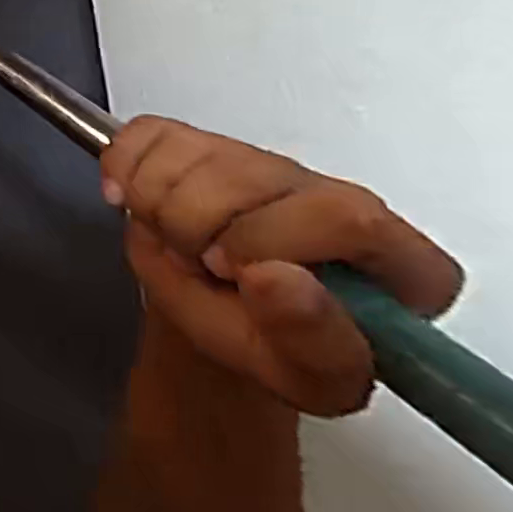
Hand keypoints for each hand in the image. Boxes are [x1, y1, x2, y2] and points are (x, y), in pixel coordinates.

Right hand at [103, 117, 462, 415]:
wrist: (209, 311)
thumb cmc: (260, 343)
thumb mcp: (303, 377)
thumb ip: (312, 340)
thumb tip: (280, 278)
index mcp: (390, 254)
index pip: (341, 214)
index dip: (266, 238)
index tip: (228, 271)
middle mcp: (325, 192)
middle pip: (241, 174)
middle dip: (190, 225)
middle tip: (198, 264)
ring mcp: (252, 157)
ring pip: (182, 153)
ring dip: (153, 206)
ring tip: (175, 241)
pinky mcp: (190, 140)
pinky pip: (142, 134)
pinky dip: (121, 172)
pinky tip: (136, 204)